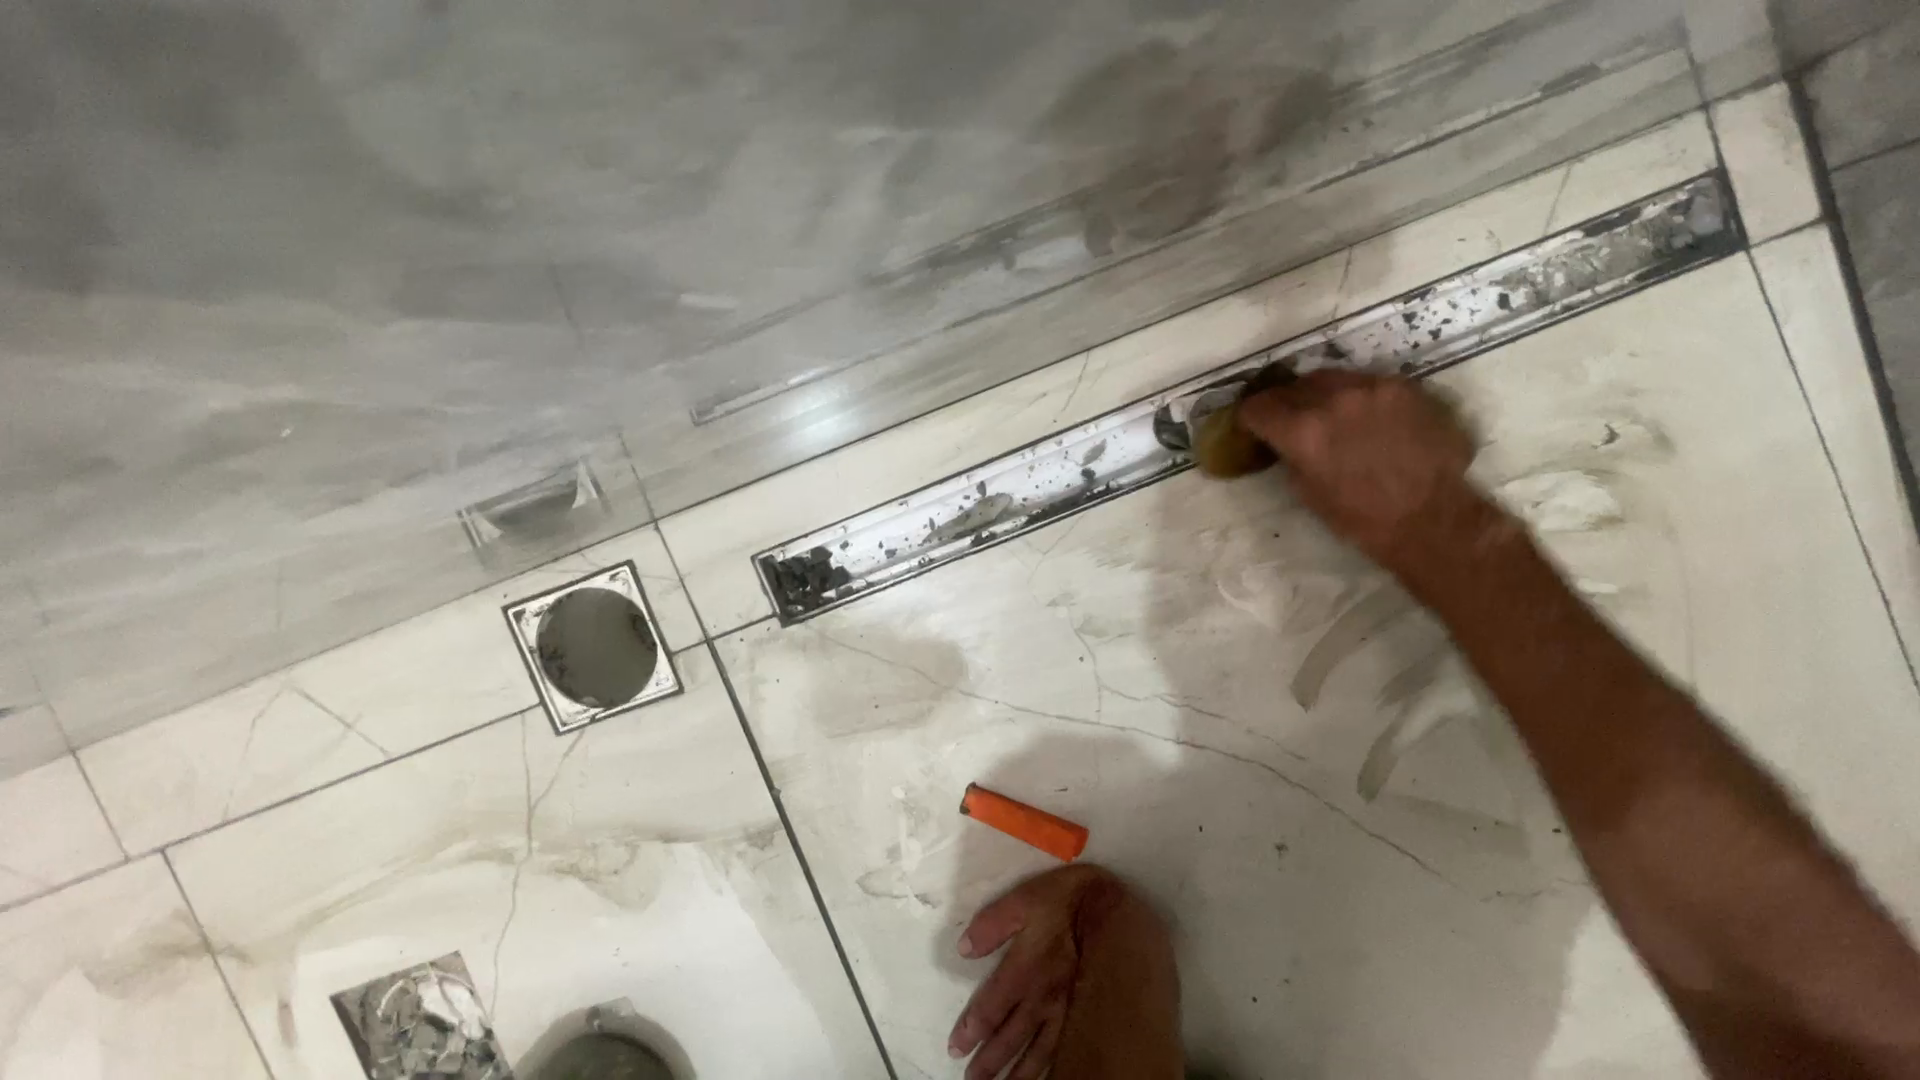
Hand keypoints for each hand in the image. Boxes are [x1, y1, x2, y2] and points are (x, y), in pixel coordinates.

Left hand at [947, 865, 1130, 1079]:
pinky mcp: (1082, 1010)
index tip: (956, 1047)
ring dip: (1016, 1073)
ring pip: (1037, 1052)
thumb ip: (991, 925)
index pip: (991, 1009)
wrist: (1107, 908)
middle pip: (1010, 1038)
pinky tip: (1043, 1076)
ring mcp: (1064, 1009)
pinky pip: (1063, 1048)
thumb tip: (964, 949)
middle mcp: (1041, 998)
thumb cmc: (1061, 901)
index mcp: (1023, 972)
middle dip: (989, 1062)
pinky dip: (1049, 1067)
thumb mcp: (1021, 900)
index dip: (971, 1031)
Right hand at [1237, 371, 1484, 572]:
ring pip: (1331, 378)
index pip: (1258, 406)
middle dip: (1285, 402)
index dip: (1250, 417)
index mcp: (1303, 431)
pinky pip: (1367, 382)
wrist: (1429, 516)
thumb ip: (1290, 453)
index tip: (1252, 426)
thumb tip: (1283, 438)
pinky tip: (1366, 418)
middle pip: (1293, 385)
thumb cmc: (1360, 517)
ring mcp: (1372, 388)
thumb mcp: (1306, 490)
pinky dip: (1357, 397)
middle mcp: (1334, 399)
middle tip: (1288, 419)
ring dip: (1321, 394)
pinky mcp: (1404, 386)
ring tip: (1329, 414)